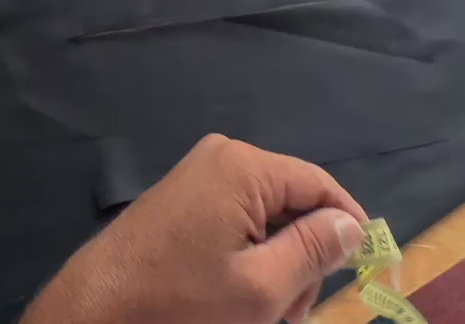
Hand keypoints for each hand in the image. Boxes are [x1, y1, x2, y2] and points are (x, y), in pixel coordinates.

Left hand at [20, 134, 369, 323]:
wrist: (98, 306)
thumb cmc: (182, 301)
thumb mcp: (261, 288)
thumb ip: (314, 251)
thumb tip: (352, 224)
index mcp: (244, 166)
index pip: (318, 183)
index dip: (347, 224)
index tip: (366, 268)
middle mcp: (223, 156)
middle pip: (292, 200)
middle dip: (303, 255)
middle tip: (293, 311)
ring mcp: (200, 174)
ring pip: (266, 216)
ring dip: (277, 263)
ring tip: (264, 312)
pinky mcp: (184, 196)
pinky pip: (237, 218)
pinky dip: (249, 256)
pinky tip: (238, 295)